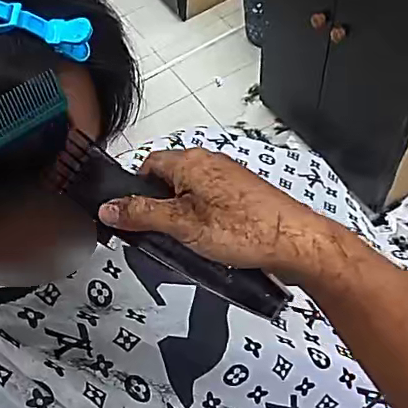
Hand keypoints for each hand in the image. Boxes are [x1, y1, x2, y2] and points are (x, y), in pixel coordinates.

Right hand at [96, 147, 361, 282]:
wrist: (295, 242)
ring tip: (191, 244)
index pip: (146, 166)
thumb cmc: (249, 229)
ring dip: (184, 221)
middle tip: (162, 236)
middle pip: (168, 183)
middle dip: (160, 211)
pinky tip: (213, 246)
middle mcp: (211, 164)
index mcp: (191, 161)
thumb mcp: (181, 226)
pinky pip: (212, 209)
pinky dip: (206, 226)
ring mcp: (229, 181)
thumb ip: (141, 215)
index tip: (130, 216)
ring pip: (191, 198)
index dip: (134, 193)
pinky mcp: (243, 200)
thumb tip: (111, 209)